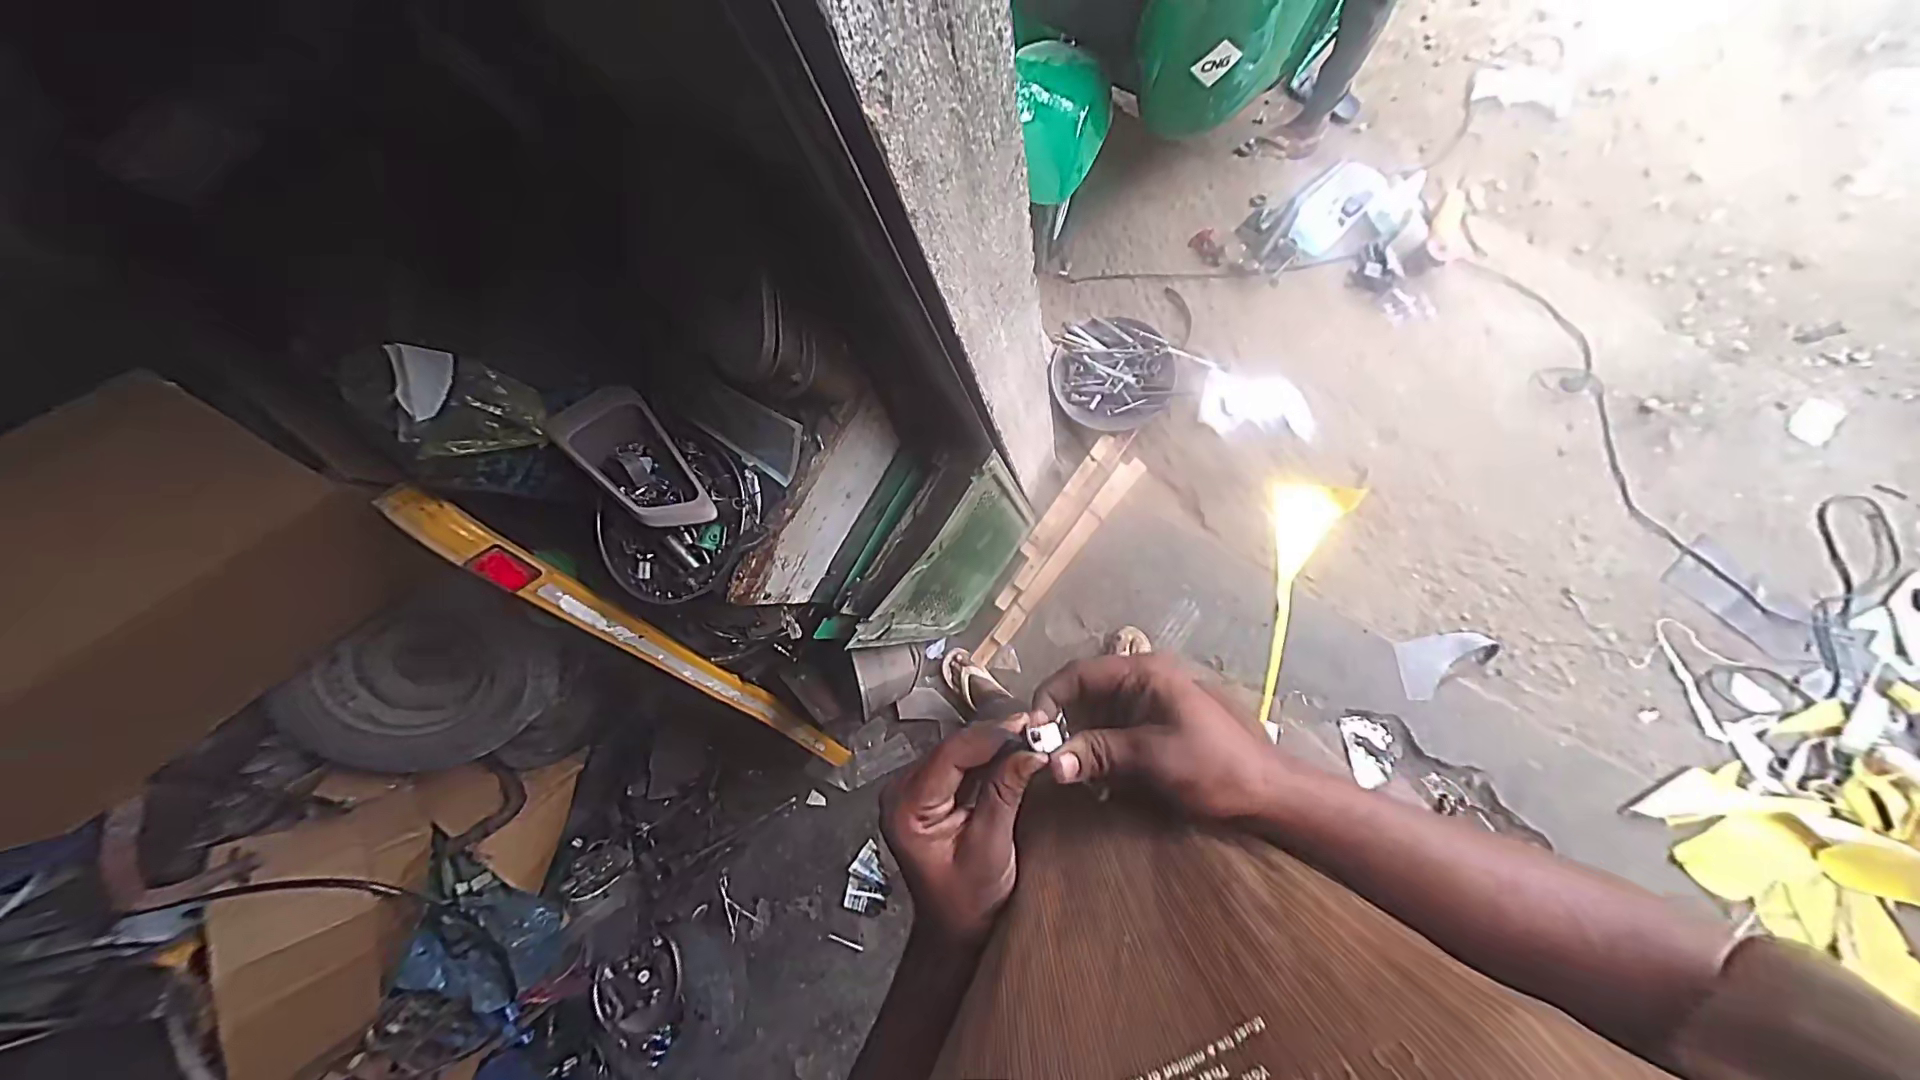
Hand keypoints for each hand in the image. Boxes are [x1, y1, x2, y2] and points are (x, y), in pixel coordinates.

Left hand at [879, 717, 1047, 947]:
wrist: (954, 931)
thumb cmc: (965, 906)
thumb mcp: (991, 851)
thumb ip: (1005, 795)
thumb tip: (1028, 752)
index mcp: (906, 808)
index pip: (951, 754)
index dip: (991, 736)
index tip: (1026, 728)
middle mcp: (901, 792)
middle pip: (953, 747)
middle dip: (996, 736)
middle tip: (1034, 728)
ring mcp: (913, 789)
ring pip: (959, 750)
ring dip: (995, 743)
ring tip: (1029, 736)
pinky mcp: (929, 790)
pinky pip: (960, 762)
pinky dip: (988, 756)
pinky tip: (1013, 750)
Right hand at [1033, 654, 1283, 820]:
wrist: (1268, 793)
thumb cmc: (1215, 767)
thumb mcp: (1153, 758)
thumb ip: (1099, 753)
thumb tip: (1051, 761)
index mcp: (1144, 672)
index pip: (1079, 673)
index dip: (1050, 698)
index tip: (1033, 731)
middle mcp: (1142, 680)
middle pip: (1084, 693)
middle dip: (1063, 723)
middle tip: (1049, 756)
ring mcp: (1148, 702)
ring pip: (1095, 714)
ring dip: (1080, 741)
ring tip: (1071, 771)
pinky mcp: (1153, 725)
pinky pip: (1112, 731)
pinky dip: (1098, 751)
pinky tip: (1096, 777)